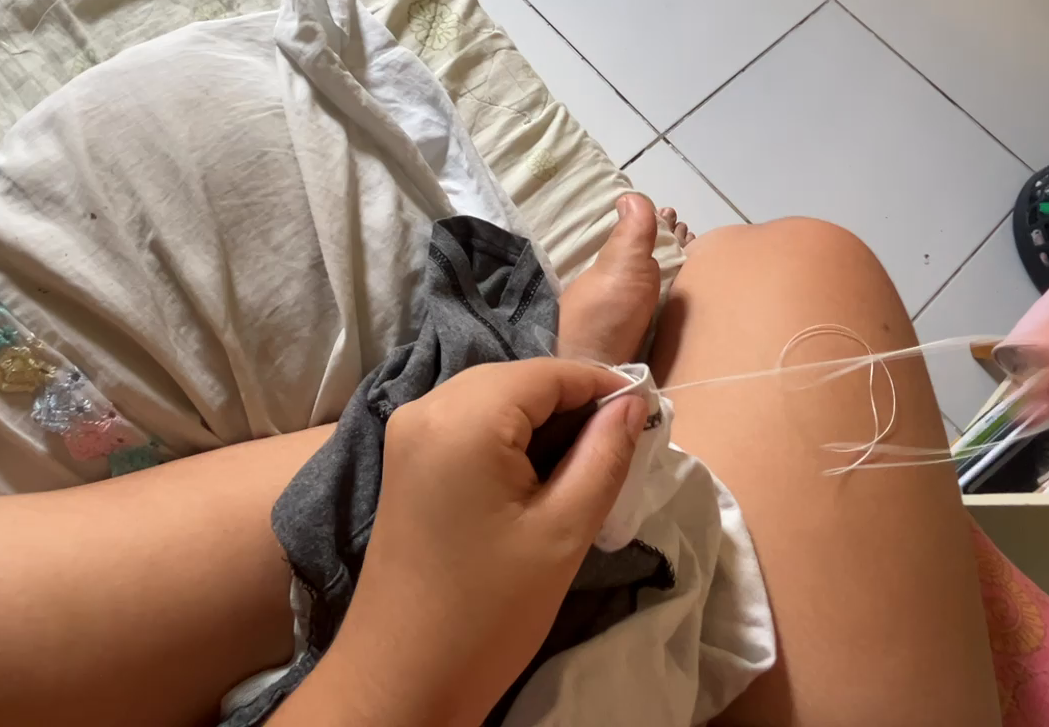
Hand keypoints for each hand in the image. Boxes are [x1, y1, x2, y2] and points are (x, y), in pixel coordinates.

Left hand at [276, 359, 645, 725]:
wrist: (401, 677)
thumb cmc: (490, 609)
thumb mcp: (563, 532)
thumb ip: (604, 456)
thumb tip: (632, 404)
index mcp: (464, 416)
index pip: (546, 373)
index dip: (600, 384)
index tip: (647, 410)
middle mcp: (428, 404)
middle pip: (516, 379)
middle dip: (570, 401)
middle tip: (619, 440)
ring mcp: (408, 427)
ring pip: (491, 395)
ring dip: (539, 415)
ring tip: (584, 456)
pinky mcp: (404, 452)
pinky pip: (466, 417)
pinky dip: (505, 429)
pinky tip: (534, 465)